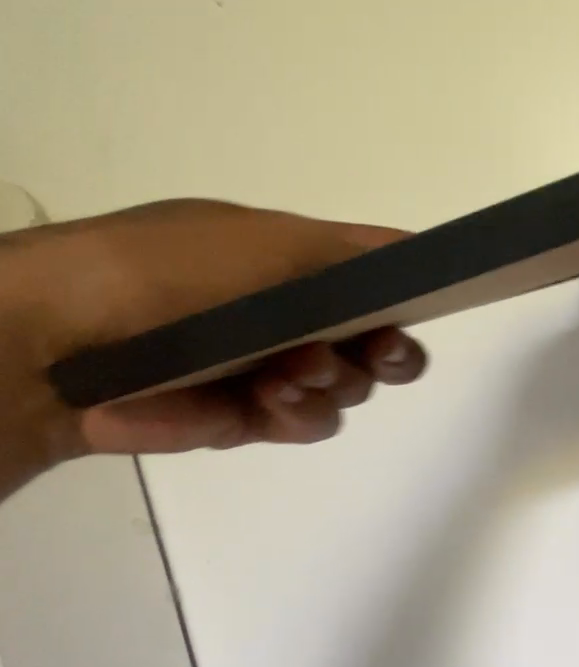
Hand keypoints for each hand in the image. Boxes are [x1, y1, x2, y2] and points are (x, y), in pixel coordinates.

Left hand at [0, 199, 426, 489]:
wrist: (59, 346)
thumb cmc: (166, 275)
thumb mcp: (268, 241)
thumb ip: (355, 250)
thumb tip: (428, 252)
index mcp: (294, 264)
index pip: (378, 279)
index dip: (415, 292)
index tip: (428, 306)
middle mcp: (293, 315)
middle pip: (385, 342)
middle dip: (389, 351)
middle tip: (378, 352)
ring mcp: (277, 368)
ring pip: (357, 386)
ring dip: (334, 381)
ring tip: (287, 376)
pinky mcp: (259, 415)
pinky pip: (319, 421)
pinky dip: (302, 413)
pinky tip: (270, 402)